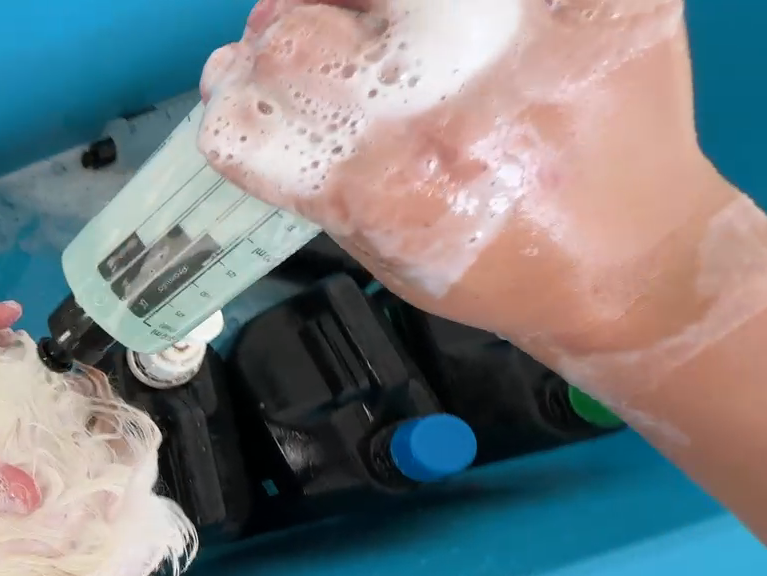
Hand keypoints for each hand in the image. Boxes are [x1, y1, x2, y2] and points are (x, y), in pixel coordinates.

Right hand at [197, 0, 753, 361]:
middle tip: (282, 31)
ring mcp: (519, 49)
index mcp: (374, 192)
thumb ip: (316, 177)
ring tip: (343, 8)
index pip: (243, 126)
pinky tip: (406, 13)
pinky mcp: (592, 2)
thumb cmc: (483, 269)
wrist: (630, 261)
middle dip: (274, 32)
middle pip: (297, 41)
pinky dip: (415, 3)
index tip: (230, 84)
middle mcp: (437, 118)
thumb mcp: (372, 248)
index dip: (224, 98)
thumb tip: (263, 103)